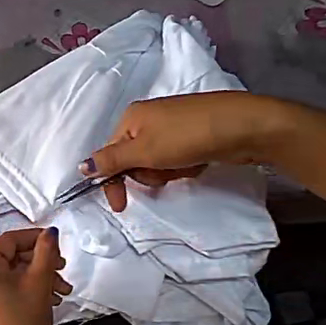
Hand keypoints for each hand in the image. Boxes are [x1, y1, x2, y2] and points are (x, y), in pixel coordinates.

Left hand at [0, 228, 70, 324]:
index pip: (9, 240)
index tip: (55, 241)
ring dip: (40, 276)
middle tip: (61, 265)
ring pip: (14, 274)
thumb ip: (46, 252)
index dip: (34, 237)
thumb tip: (49, 233)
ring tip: (62, 287)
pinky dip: (31, 288)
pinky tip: (52, 297)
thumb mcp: (40, 282)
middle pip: (12, 256)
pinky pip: (11, 288)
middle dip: (40, 261)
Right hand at [81, 91, 289, 210]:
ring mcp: (172, 126)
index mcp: (131, 118)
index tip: (122, 206)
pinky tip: (197, 162)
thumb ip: (112, 161)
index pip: (109, 155)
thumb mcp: (144, 151)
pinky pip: (175, 158)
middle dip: (147, 174)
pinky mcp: (192, 134)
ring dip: (166, 172)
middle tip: (165, 172)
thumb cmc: (188, 137)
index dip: (113, 181)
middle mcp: (148, 118)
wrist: (244, 127)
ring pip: (154, 163)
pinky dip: (182, 166)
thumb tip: (82, 166)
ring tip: (185, 165)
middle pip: (132, 160)